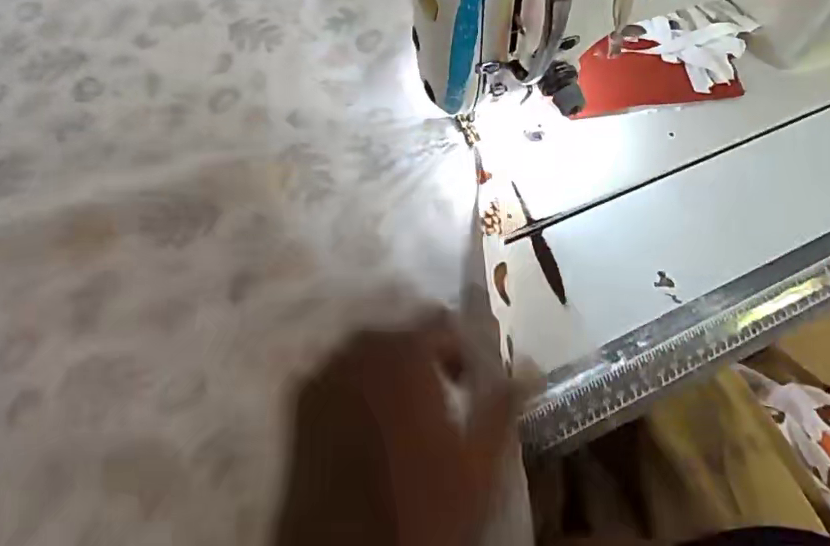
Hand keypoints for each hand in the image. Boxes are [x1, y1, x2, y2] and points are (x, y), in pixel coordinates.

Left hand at [274, 311, 517, 545]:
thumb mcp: (476, 462)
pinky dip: (358, 382)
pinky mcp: (299, 407)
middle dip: (427, 353)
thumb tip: (530, 365)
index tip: (473, 376)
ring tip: (408, 405)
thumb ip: (503, 404)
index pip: (443, 322)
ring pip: (369, 350)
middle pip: (404, 332)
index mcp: (406, 352)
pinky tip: (371, 418)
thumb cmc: (418, 506)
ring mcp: (325, 376)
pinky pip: (338, 374)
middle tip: (445, 390)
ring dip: (391, 366)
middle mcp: (362, 350)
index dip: (462, 347)